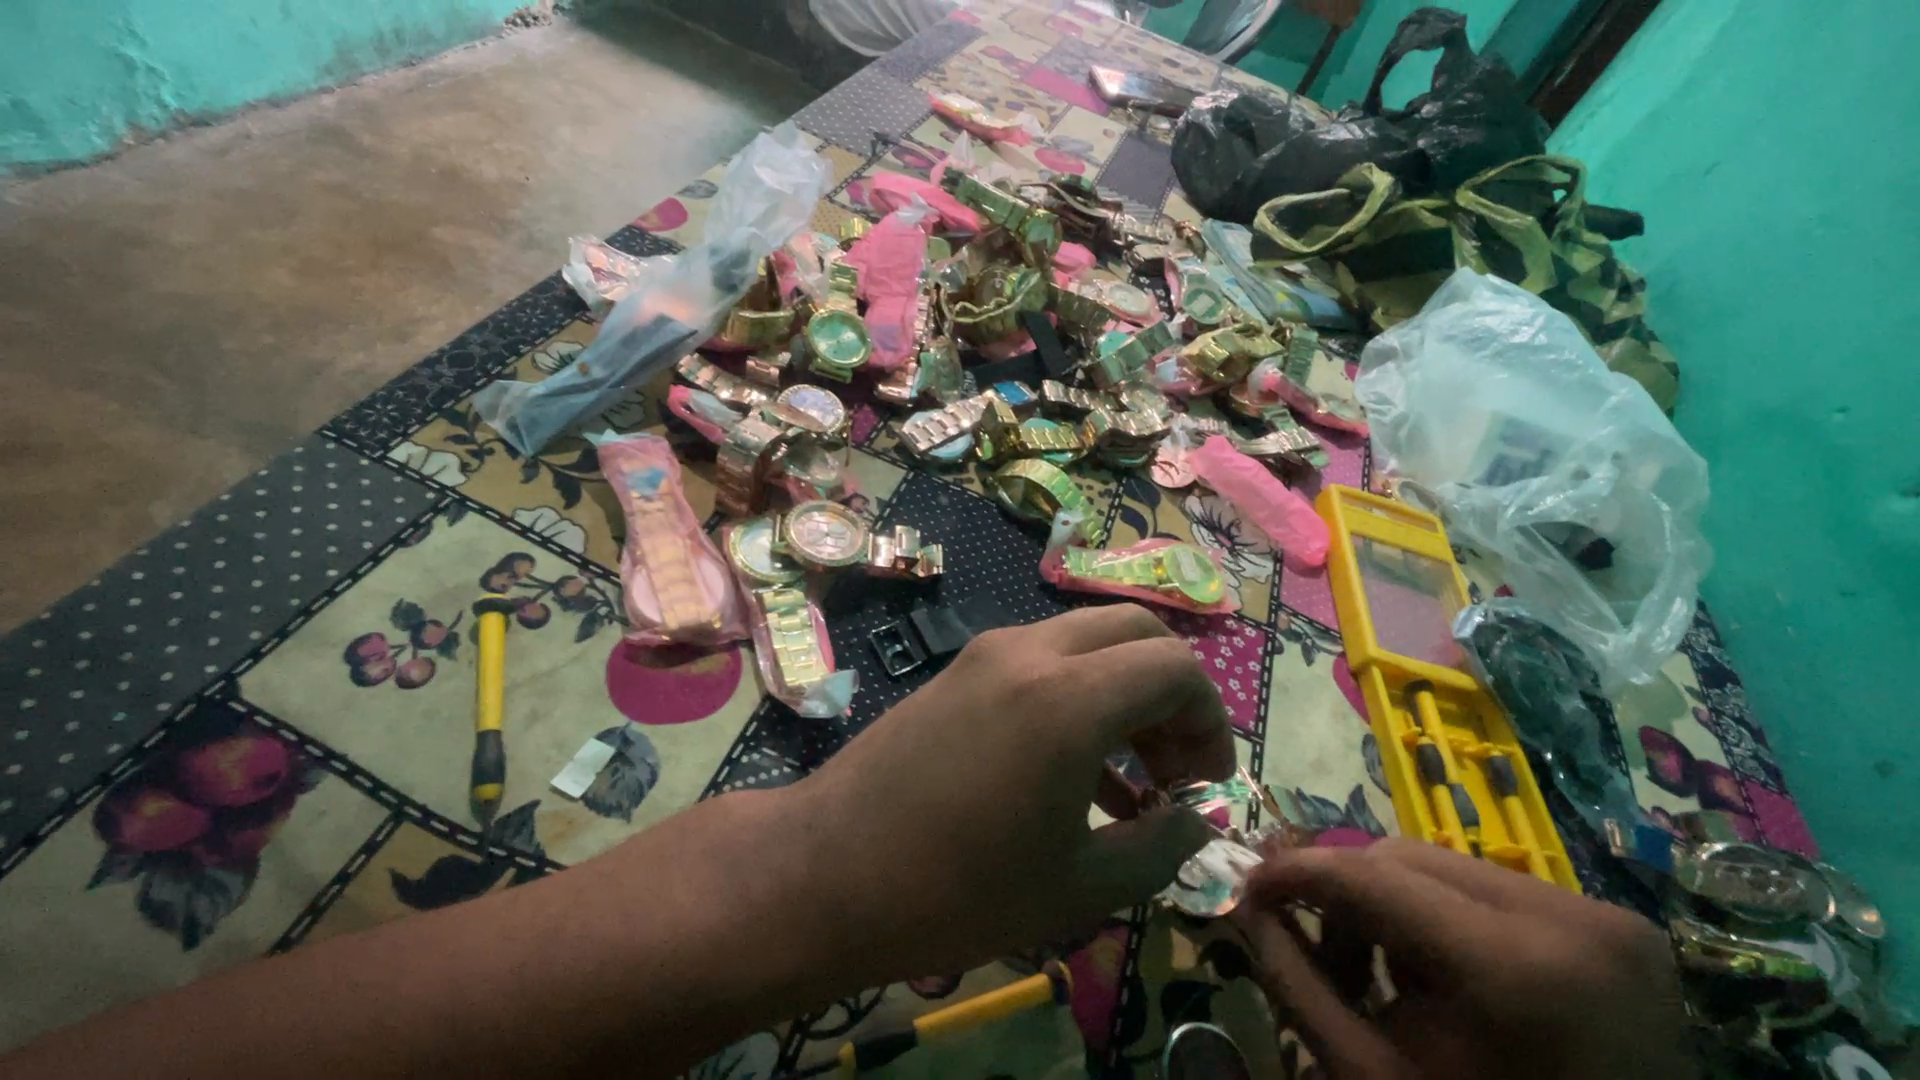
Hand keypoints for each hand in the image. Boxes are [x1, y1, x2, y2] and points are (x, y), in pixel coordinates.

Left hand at [786, 604, 1235, 981]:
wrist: (826, 871)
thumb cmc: (955, 890)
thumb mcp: (1078, 887)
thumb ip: (1158, 848)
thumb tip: (1193, 821)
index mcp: (1069, 698)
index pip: (1176, 668)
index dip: (1209, 722)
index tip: (1202, 785)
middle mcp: (1030, 653)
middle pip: (1136, 632)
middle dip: (1172, 691)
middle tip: (1172, 765)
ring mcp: (987, 653)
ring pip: (1086, 640)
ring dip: (1123, 691)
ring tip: (1130, 778)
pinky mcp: (958, 671)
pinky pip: (1041, 660)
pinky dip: (1077, 693)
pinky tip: (1072, 772)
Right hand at [1232, 839, 1694, 1079]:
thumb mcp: (1367, 1073)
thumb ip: (1294, 980)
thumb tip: (1244, 903)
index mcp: (1512, 968)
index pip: (1369, 877)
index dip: (1295, 874)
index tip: (1247, 887)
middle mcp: (1570, 920)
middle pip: (1404, 859)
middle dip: (1346, 899)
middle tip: (1322, 956)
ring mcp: (1606, 920)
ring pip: (1445, 867)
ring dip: (1393, 907)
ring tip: (1386, 977)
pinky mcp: (1621, 927)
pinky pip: (1494, 890)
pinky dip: (1446, 918)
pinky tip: (1444, 979)